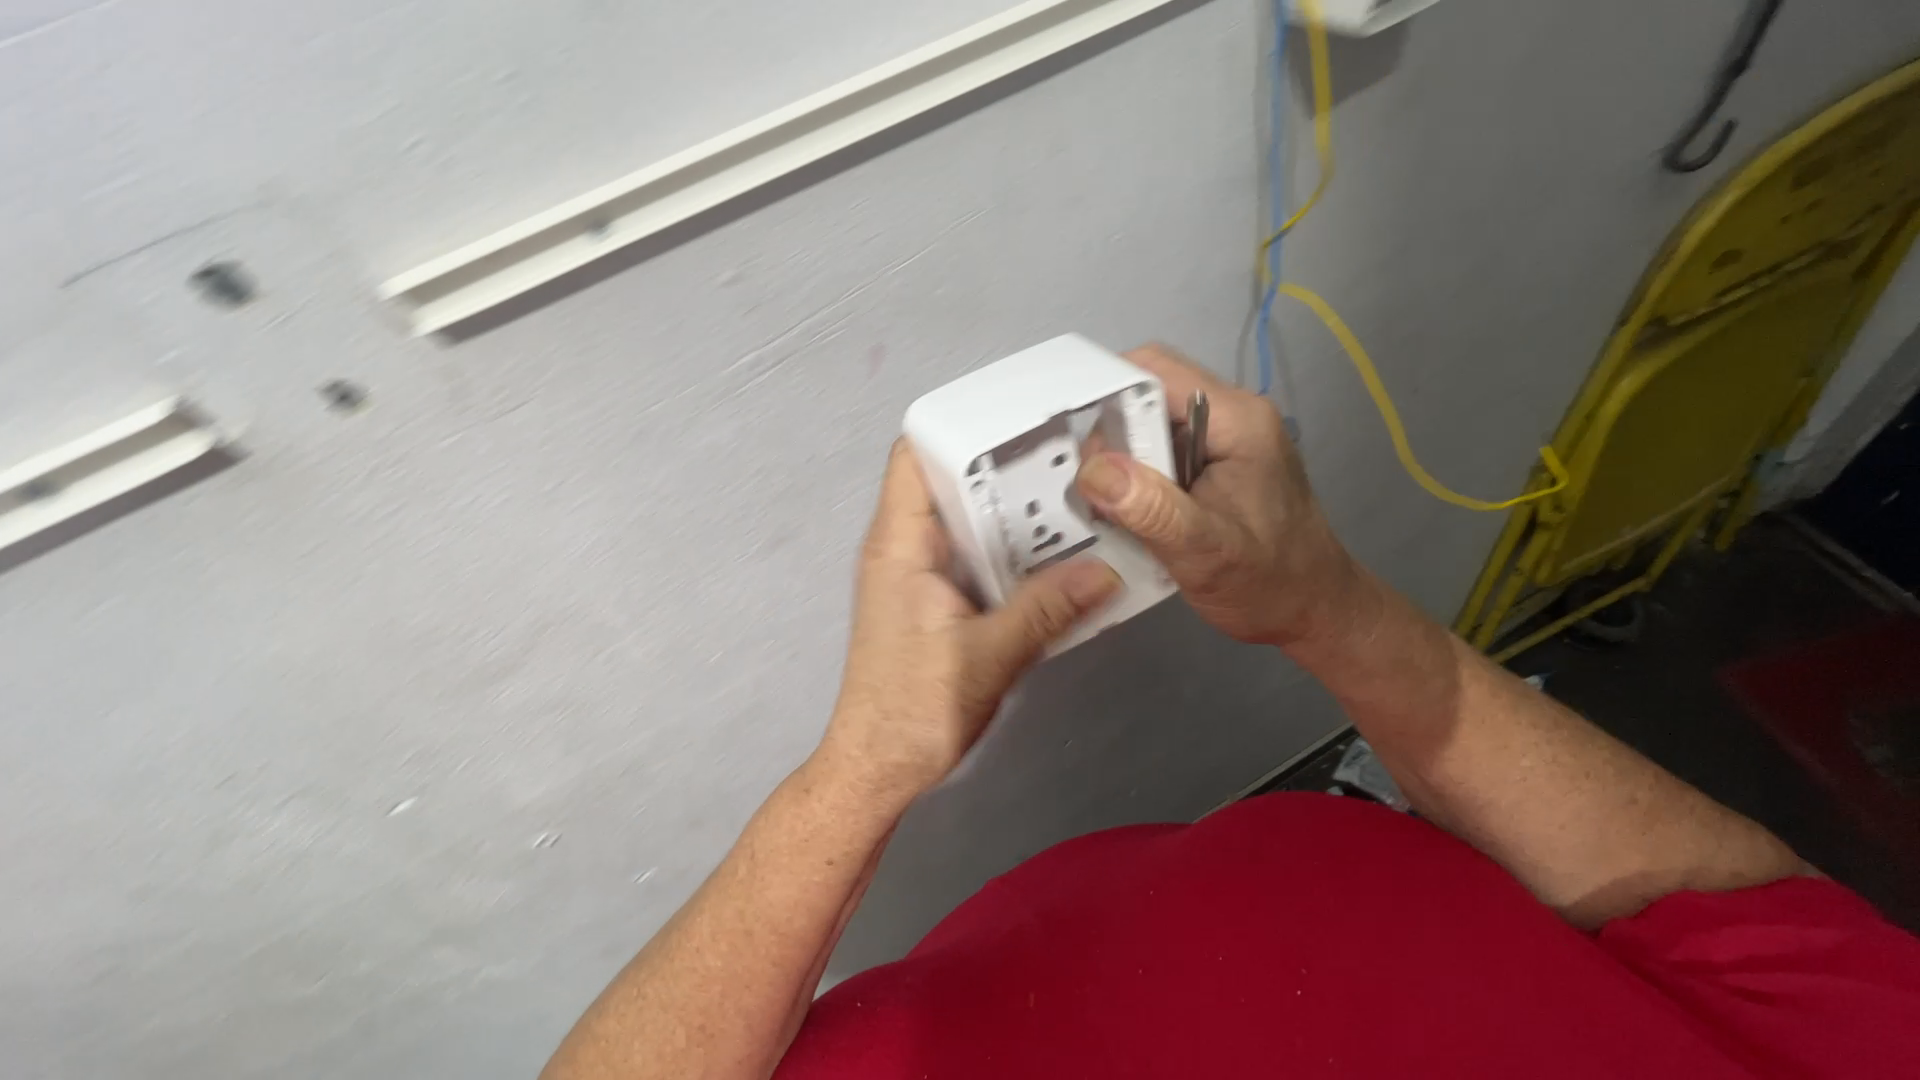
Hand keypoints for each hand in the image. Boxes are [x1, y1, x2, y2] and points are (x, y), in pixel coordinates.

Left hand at [815, 441, 1120, 805]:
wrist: (878, 765)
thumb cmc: (915, 707)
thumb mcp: (990, 655)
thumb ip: (1048, 608)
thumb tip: (1109, 571)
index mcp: (900, 544)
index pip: (914, 455)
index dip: (960, 426)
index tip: (1019, 417)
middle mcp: (902, 548)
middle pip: (946, 481)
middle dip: (1001, 467)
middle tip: (1066, 456)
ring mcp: (915, 575)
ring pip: (963, 520)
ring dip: (1008, 511)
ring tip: (1070, 497)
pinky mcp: (929, 600)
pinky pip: (970, 555)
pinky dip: (1005, 548)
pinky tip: (1051, 554)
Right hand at [1074, 344, 1364, 647]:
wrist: (1313, 611)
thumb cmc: (1269, 582)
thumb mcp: (1205, 550)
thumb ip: (1151, 508)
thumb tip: (1093, 470)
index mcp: (1236, 419)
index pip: (1154, 370)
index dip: (1106, 396)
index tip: (1076, 446)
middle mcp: (1229, 416)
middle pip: (1145, 397)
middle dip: (1109, 440)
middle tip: (1093, 492)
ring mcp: (1220, 441)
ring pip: (1146, 428)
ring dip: (1119, 464)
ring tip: (1107, 508)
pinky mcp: (1210, 466)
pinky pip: (1157, 455)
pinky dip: (1133, 480)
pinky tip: (1126, 514)